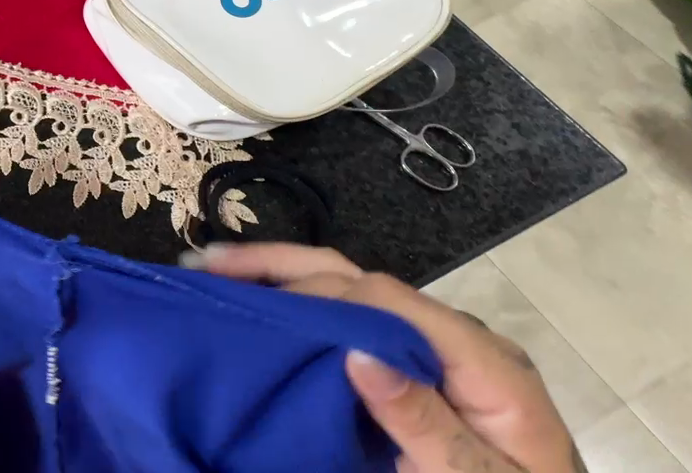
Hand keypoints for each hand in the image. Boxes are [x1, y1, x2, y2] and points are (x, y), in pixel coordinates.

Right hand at [186, 243, 580, 472]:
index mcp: (482, 360)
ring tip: (211, 266)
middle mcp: (451, 334)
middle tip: (208, 267)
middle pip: (357, 278)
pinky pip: (345, 312)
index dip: (319, 296)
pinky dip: (293, 296)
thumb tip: (359, 352)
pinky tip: (252, 295)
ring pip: (344, 283)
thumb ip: (427, 425)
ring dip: (276, 271)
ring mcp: (428, 342)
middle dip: (279, 265)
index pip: (388, 299)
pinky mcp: (407, 357)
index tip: (260, 313)